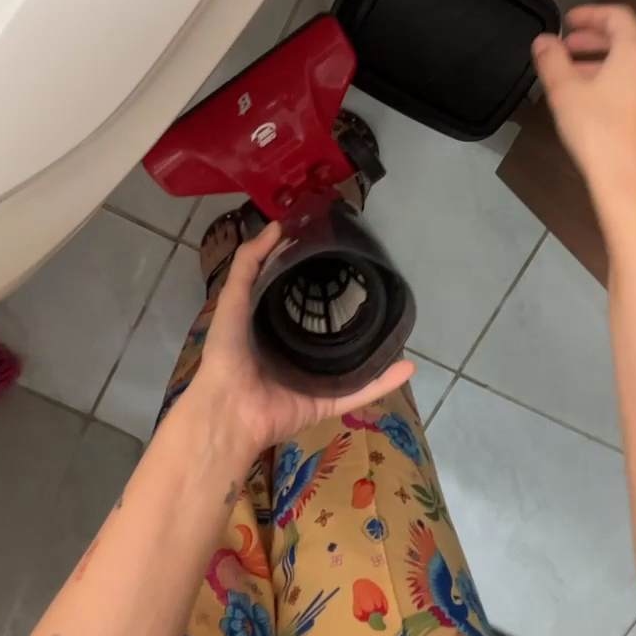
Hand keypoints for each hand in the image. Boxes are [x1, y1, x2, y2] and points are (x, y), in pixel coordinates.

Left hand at [182, 221, 414, 461]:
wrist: (229, 409)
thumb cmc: (228, 352)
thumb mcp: (233, 298)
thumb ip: (249, 263)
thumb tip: (277, 226)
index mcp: (270, 327)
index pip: (298, 299)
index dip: (314, 277)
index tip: (337, 253)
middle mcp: (294, 351)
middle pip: (327, 329)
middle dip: (348, 312)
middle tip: (373, 284)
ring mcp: (313, 379)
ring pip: (350, 360)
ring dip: (373, 345)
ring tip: (395, 322)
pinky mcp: (326, 402)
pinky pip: (360, 391)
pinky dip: (383, 381)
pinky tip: (407, 365)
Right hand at [531, 4, 635, 210]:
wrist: (631, 182)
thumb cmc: (597, 131)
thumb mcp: (564, 91)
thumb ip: (551, 60)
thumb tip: (543, 41)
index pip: (618, 17)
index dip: (591, 14)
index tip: (568, 20)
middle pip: (629, 40)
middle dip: (595, 39)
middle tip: (567, 47)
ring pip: (634, 66)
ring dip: (605, 62)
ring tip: (576, 74)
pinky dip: (619, 83)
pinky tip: (601, 101)